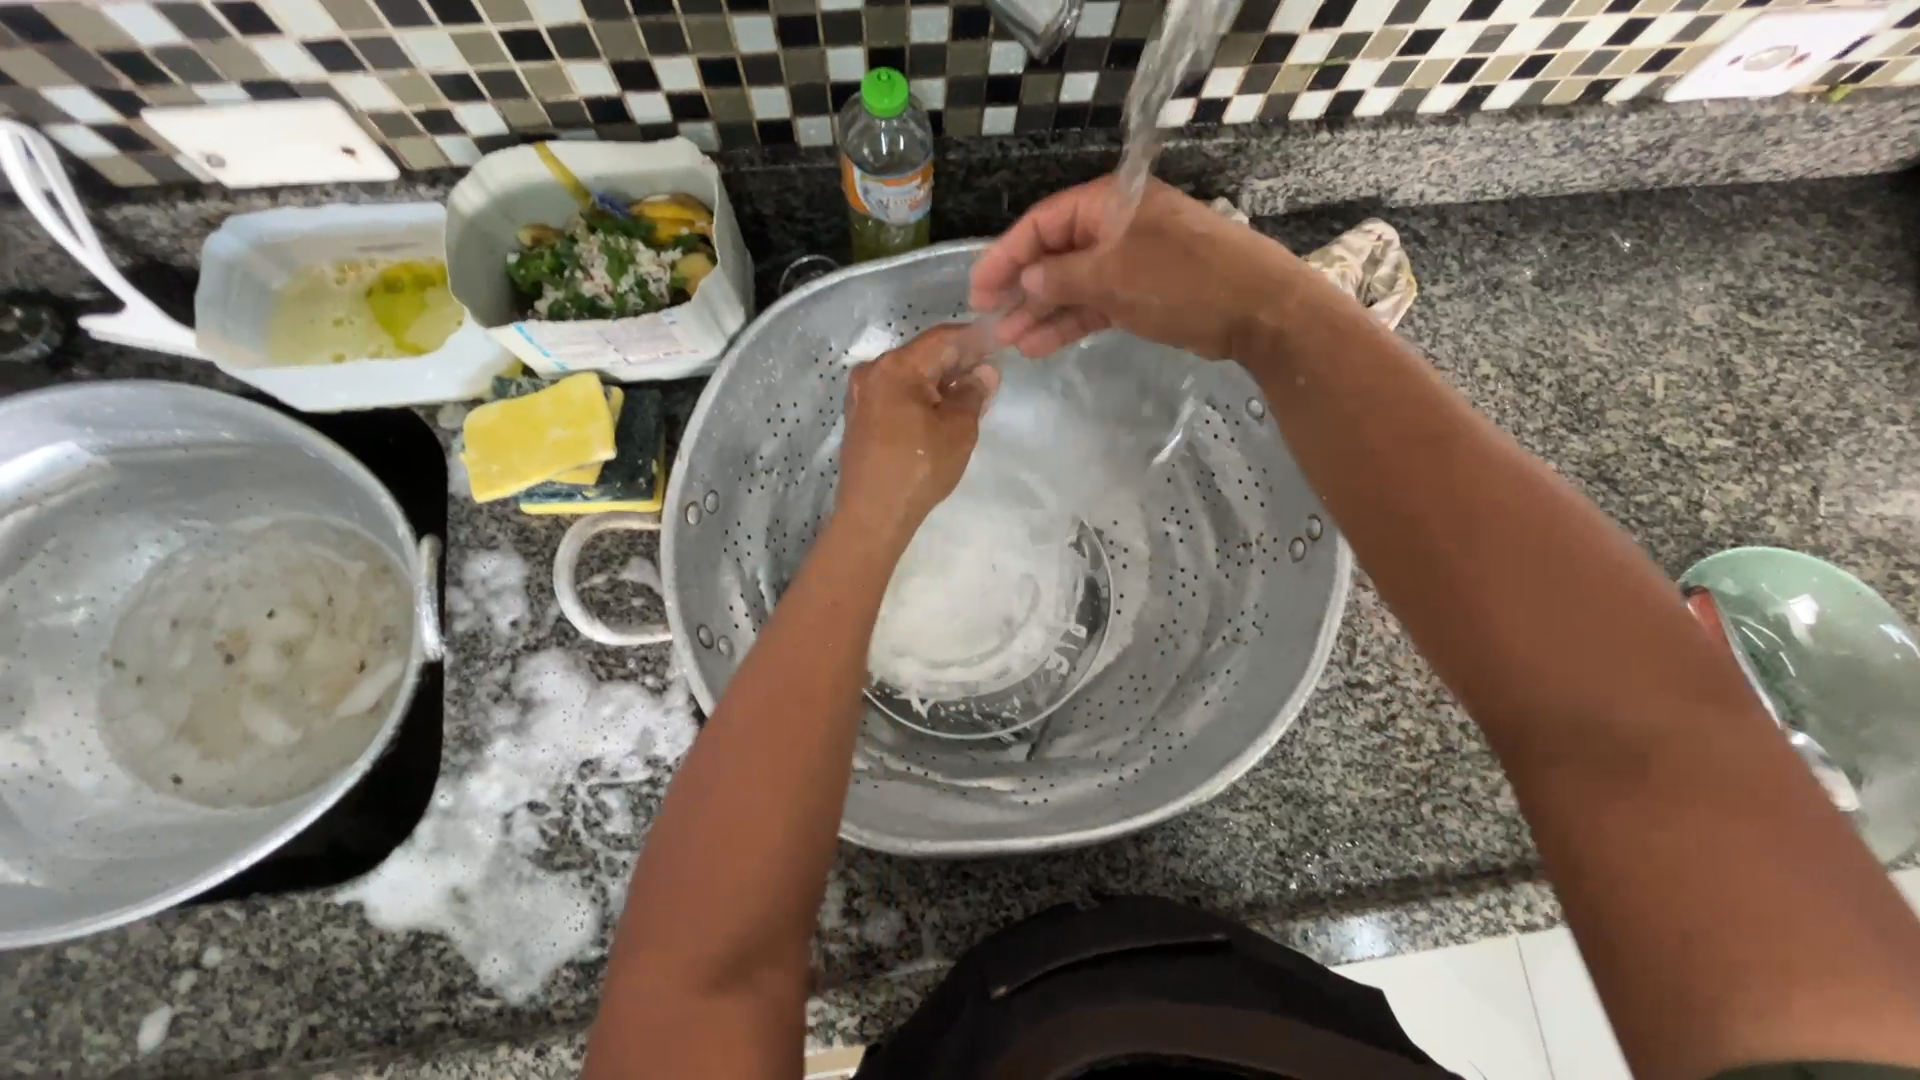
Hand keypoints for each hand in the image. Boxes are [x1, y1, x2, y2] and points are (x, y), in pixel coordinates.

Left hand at [837, 324, 998, 538]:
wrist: (873, 515)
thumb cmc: (919, 468)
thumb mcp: (958, 429)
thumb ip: (973, 393)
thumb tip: (985, 372)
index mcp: (896, 367)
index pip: (943, 338)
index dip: (974, 339)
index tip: (999, 344)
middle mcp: (873, 372)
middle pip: (923, 355)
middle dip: (957, 362)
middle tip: (989, 374)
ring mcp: (862, 395)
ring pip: (910, 376)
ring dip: (940, 382)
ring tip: (971, 396)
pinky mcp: (860, 417)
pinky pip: (897, 395)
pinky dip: (921, 397)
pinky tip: (942, 411)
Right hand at [969, 176, 1301, 359]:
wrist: (1258, 311)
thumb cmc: (1184, 281)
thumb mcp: (1114, 277)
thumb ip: (1061, 278)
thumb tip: (1024, 282)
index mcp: (1110, 203)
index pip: (1043, 222)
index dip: (1007, 255)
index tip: (979, 288)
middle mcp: (1116, 228)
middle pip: (1054, 254)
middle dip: (1020, 288)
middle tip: (985, 318)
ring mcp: (1130, 262)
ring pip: (1072, 285)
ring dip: (1040, 313)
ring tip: (1008, 341)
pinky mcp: (1142, 294)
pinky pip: (1095, 305)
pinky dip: (1070, 323)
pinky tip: (1040, 345)